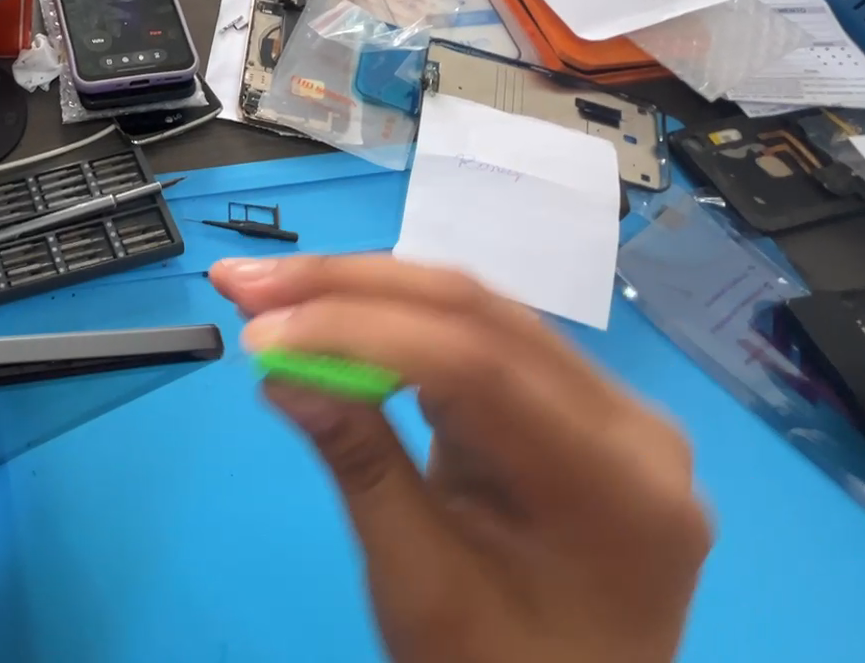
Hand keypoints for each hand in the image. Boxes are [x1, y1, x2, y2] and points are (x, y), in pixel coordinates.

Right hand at [211, 256, 710, 662]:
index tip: (256, 335)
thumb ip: (359, 464)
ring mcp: (593, 403)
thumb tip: (277, 372)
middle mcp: (623, 422)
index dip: (354, 335)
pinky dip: (378, 314)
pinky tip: (320, 309)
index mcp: (618, 485)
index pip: (474, 367)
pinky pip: (460, 331)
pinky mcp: (550, 398)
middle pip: (471, 313)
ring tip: (263, 288)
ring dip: (352, 288)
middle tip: (241, 281)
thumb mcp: (421, 583)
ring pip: (462, 307)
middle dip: (341, 287)